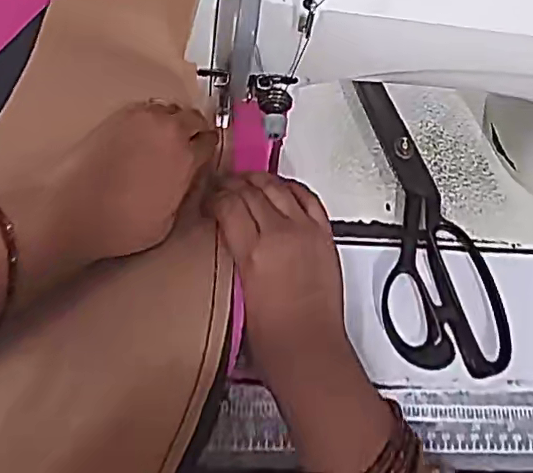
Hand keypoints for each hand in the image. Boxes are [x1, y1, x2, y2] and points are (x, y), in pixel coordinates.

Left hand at [34, 100, 216, 267]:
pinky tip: (142, 134)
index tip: (203, 155)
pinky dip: (151, 118)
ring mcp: (145, 117)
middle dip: (195, 130)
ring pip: (172, 109)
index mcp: (186, 157)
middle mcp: (170, 130)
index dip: (207, 149)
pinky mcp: (122, 113)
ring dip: (173, 121)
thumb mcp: (167, 223)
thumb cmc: (119, 223)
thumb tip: (190, 181)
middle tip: (186, 144)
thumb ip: (185, 194)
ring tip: (163, 138)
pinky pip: (148, 108)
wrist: (74, 207)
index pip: (211, 141)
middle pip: (196, 118)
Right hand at [209, 173, 352, 381]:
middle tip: (223, 186)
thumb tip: (227, 235)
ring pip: (278, 187)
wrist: (311, 353)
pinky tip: (283, 187)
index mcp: (253, 253)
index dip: (215, 197)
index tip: (209, 200)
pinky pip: (308, 197)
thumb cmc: (274, 341)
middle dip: (233, 185)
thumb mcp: (238, 295)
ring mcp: (305, 231)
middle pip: (251, 191)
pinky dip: (292, 187)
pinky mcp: (324, 235)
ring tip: (249, 180)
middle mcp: (280, 235)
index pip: (229, 205)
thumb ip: (234, 257)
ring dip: (260, 180)